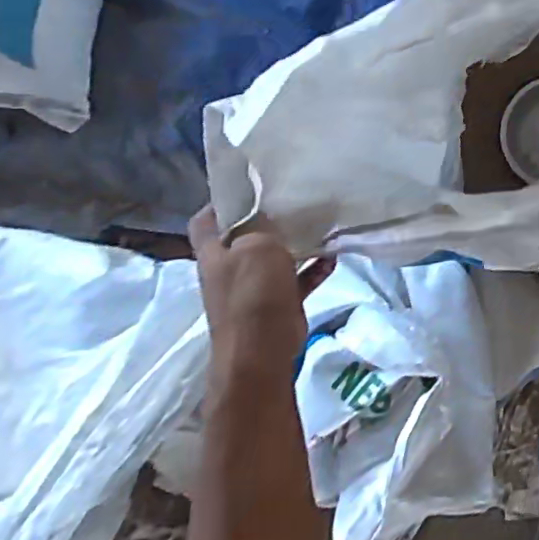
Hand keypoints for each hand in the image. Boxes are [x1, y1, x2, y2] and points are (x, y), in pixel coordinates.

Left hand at [188, 208, 328, 372]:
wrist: (260, 354)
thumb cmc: (252, 295)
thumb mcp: (256, 248)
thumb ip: (262, 228)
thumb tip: (270, 217)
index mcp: (214, 255)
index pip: (205, 221)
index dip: (221, 202)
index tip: (250, 186)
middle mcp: (229, 269)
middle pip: (244, 236)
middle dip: (267, 219)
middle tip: (293, 200)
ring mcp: (252, 288)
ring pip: (274, 257)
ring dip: (295, 243)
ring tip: (319, 225)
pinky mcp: (276, 303)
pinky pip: (297, 279)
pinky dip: (313, 268)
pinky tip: (333, 257)